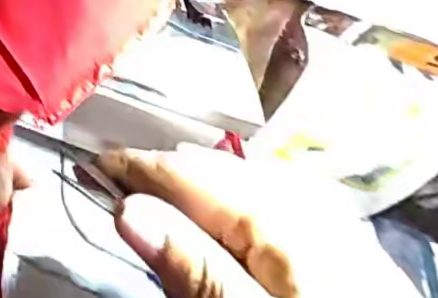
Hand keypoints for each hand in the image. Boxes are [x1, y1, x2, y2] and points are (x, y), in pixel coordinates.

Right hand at [101, 146, 417, 297]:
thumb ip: (194, 270)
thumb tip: (123, 206)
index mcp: (279, 217)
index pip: (179, 170)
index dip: (127, 167)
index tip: (84, 168)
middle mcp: (307, 205)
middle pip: (208, 169)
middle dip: (159, 176)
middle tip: (116, 192)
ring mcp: (335, 226)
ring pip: (241, 182)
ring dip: (193, 189)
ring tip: (161, 204)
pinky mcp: (353, 253)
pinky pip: (274, 203)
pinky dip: (235, 206)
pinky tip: (227, 225)